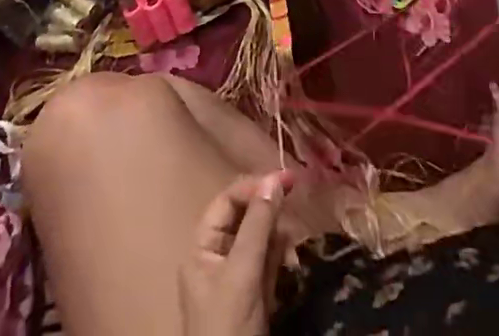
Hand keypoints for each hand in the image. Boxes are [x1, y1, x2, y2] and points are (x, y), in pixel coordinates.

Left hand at [180, 171, 291, 335]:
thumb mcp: (242, 273)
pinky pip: (268, 260)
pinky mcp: (254, 293)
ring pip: (260, 237)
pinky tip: (290, 256)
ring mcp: (236, 276)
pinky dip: (280, 254)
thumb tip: (274, 179)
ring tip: (292, 236)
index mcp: (202, 248)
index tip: (288, 177)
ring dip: (277, 231)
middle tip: (296, 195)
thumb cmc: (228, 325)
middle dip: (268, 207)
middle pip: (244, 217)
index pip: (227, 202)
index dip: (255, 186)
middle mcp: (217, 256)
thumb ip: (258, 225)